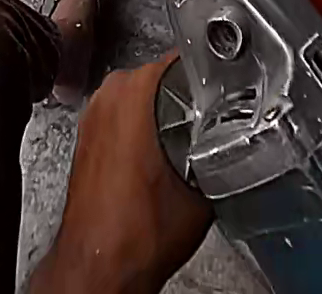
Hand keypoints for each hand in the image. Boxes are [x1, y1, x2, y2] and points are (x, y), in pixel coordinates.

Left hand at [28, 51, 213, 293]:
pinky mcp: (88, 129)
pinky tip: (157, 154)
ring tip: (185, 139)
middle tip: (209, 120)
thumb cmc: (139, 227)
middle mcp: (110, 90)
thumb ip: (217, 144)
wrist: (101, 260)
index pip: (179, 60)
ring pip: (141, 95)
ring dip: (162, 110)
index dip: (206, 74)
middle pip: (160, 76)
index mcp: (135, 89)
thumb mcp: (201, 181)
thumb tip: (233, 131)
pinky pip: (123, 114)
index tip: (222, 87)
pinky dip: (140, 126)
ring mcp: (95, 109)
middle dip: (184, 94)